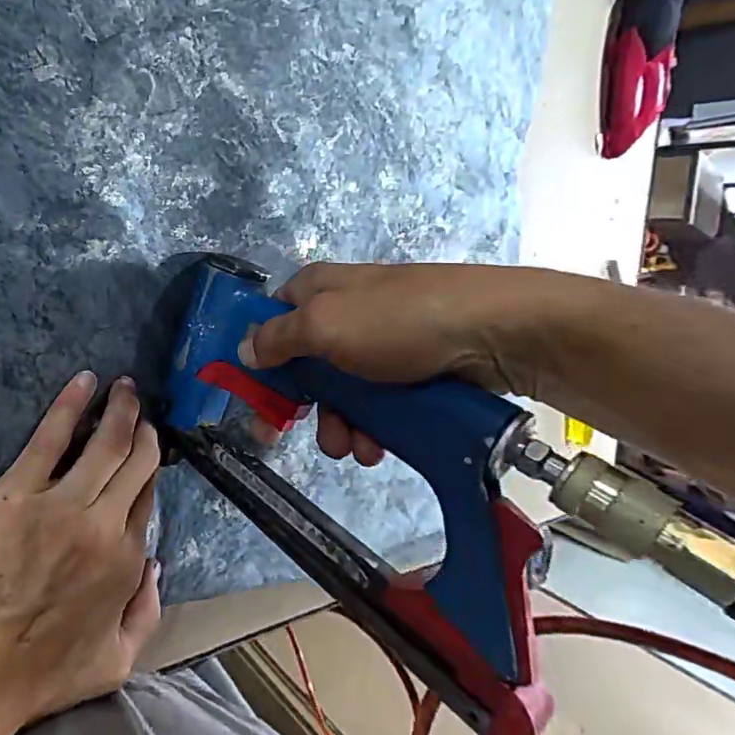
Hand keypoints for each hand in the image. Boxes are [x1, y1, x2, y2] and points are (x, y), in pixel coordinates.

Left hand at [0, 371, 162, 729]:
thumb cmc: (36, 675)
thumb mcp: (113, 663)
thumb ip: (147, 613)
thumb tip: (155, 563)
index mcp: (125, 560)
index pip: (145, 497)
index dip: (147, 470)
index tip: (145, 453)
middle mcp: (103, 524)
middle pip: (135, 461)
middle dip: (143, 429)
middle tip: (140, 409)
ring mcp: (61, 503)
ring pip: (104, 442)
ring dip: (119, 409)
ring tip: (123, 388)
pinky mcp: (16, 491)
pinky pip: (50, 437)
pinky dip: (71, 405)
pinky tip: (84, 381)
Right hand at [238, 263, 554, 464]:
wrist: (491, 332)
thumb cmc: (397, 321)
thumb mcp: (325, 325)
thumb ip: (277, 338)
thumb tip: (244, 349)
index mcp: (318, 289)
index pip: (270, 318)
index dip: (257, 356)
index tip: (249, 396)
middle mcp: (345, 313)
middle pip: (304, 365)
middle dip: (302, 405)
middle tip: (296, 434)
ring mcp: (380, 345)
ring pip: (341, 393)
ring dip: (340, 425)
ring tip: (354, 445)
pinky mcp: (410, 372)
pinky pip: (377, 405)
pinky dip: (372, 428)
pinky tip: (378, 445)